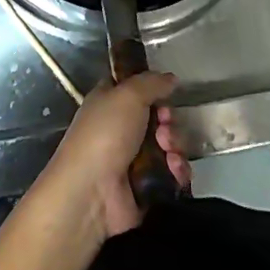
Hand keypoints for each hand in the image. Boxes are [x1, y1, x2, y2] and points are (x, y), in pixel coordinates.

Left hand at [35, 72, 189, 236]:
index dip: (152, 88)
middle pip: (159, 117)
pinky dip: (177, 170)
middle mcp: (121, 128)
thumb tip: (170, 78)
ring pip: (170, 145)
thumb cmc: (105, 133)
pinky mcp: (149, 186)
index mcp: (109, 102)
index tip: (164, 91)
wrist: (92, 192)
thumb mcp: (126, 95)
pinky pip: (174, 173)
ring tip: (167, 151)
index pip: (135, 89)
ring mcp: (135, 159)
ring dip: (175, 145)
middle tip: (164, 125)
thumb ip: (151, 83)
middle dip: (168, 120)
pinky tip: (173, 169)